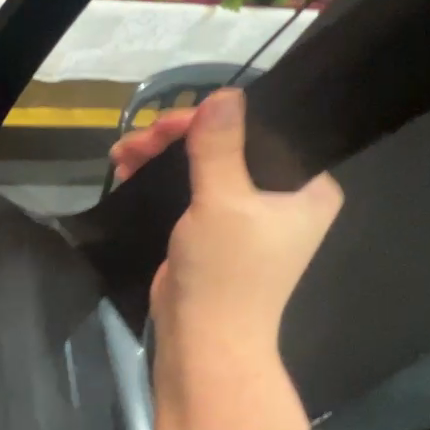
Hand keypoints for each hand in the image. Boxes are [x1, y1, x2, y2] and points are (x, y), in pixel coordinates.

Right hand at [110, 90, 343, 429]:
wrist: (203, 335)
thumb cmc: (227, 270)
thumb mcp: (223, 202)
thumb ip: (220, 148)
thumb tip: (224, 94)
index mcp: (306, 187)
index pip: (264, 133)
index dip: (216, 120)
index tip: (171, 121)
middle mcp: (280, 196)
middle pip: (227, 148)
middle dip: (178, 139)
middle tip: (139, 140)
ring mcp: (242, 214)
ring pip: (201, 167)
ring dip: (161, 156)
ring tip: (123, 153)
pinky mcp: (209, 230)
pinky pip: (185, 189)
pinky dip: (158, 177)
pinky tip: (128, 168)